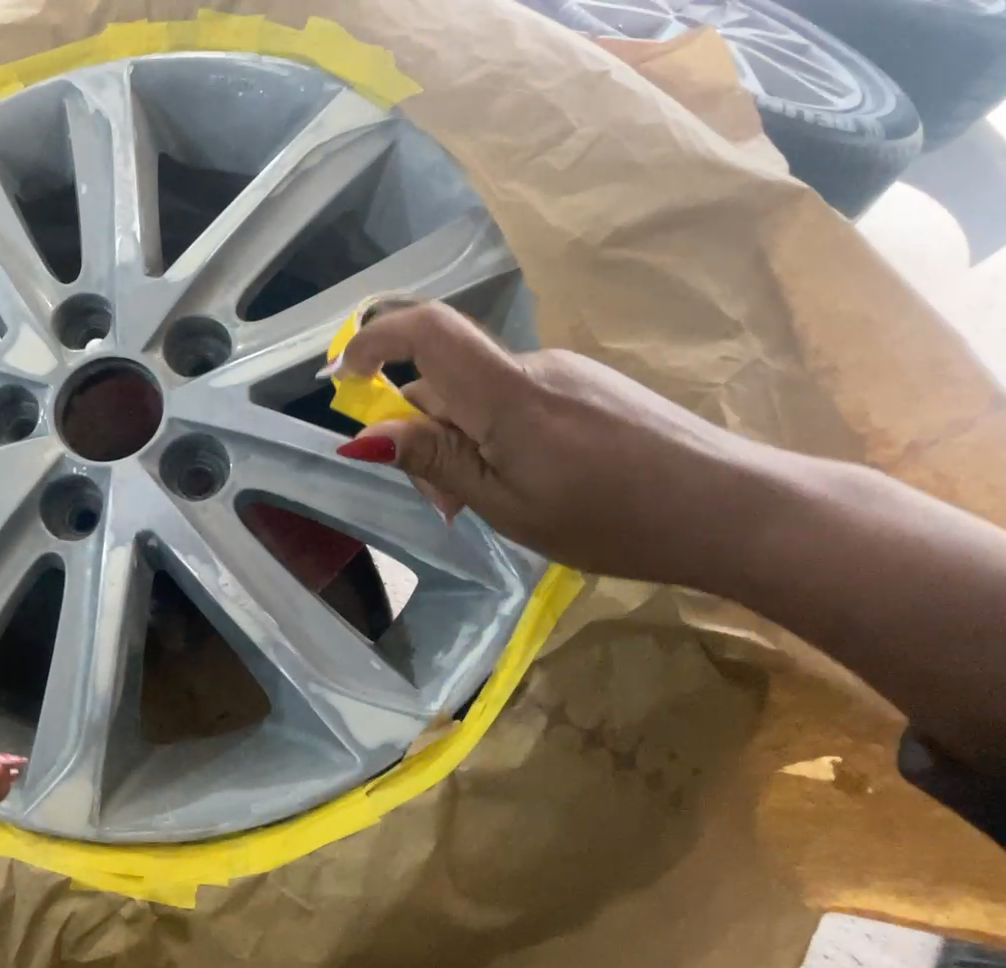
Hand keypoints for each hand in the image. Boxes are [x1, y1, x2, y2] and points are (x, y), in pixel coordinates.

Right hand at [330, 301, 764, 585]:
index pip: (426, 331)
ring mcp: (567, 373)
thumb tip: (366, 435)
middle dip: (424, 433)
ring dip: (464, 443)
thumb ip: (436, 461)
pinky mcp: (591, 387)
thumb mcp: (507, 504)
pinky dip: (499, 437)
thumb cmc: (614, 519)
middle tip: (445, 503)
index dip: (374, 341)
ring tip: (493, 503)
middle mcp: (533, 366)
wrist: (739, 510)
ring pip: (481, 397)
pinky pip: (518, 402)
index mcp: (506, 393)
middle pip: (446, 379)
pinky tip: (532, 483)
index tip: (344, 380)